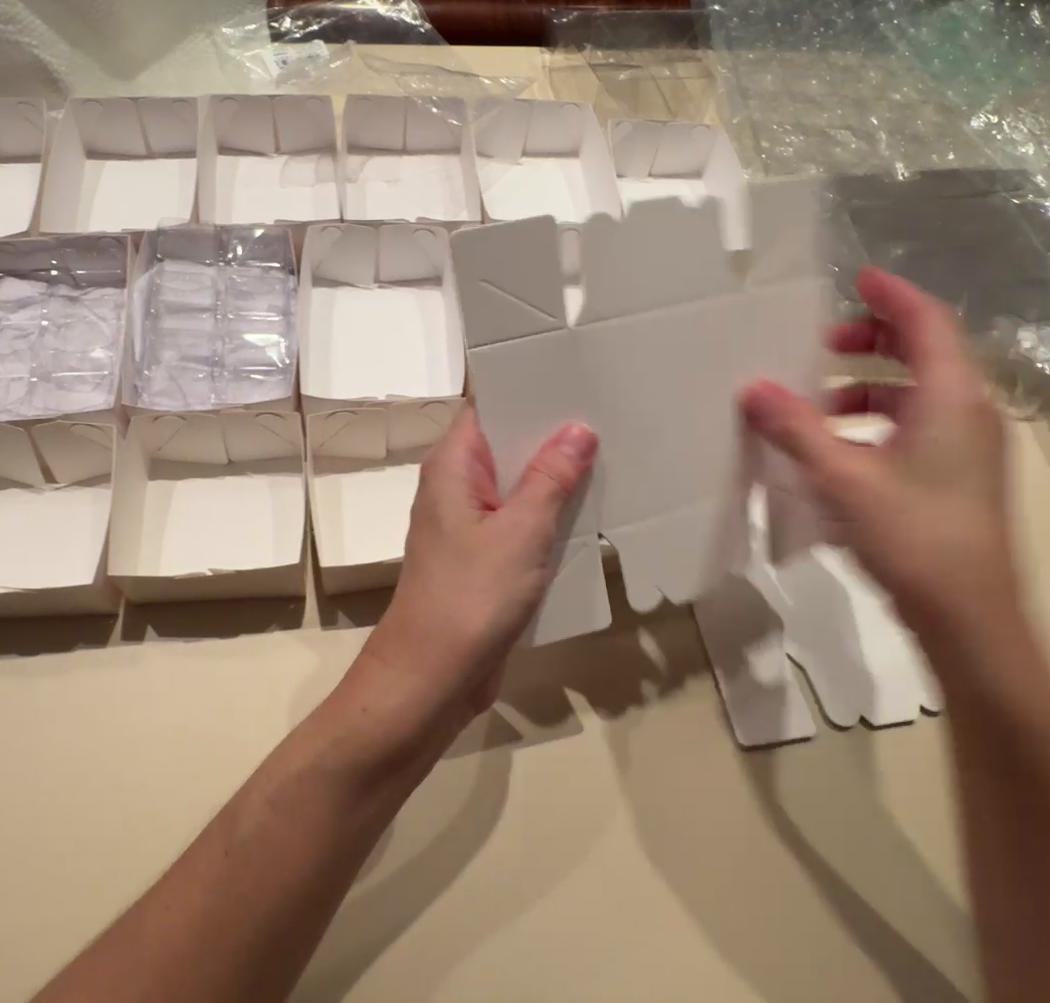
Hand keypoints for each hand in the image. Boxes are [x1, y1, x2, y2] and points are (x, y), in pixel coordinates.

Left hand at [342, 408, 597, 742]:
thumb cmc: (470, 596)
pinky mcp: (484, 560)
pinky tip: (593, 513)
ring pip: (518, 489)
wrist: (433, 676)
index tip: (579, 374)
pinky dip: (551, 519)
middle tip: (614, 412)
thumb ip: (550, 479)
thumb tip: (578, 428)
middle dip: (554, 434)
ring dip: (557, 480)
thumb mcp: (519, 532)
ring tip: (616, 455)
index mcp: (453, 466)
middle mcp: (457, 488)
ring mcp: (469, 526)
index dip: (529, 390)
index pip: (489, 407)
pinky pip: (521, 525)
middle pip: (508, 446)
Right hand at [740, 266, 1017, 641]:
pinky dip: (878, 423)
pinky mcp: (959, 479)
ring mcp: (969, 448)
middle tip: (821, 346)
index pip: (926, 321)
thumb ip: (796, 429)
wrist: (970, 618)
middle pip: (925, 353)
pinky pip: (918, 428)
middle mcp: (969, 412)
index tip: (854, 278)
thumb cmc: (913, 535)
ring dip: (868, 388)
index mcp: (953, 396)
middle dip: (871, 342)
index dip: (891, 294)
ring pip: (918, 395)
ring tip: (817, 406)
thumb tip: (752, 387)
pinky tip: (838, 452)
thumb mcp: (842, 478)